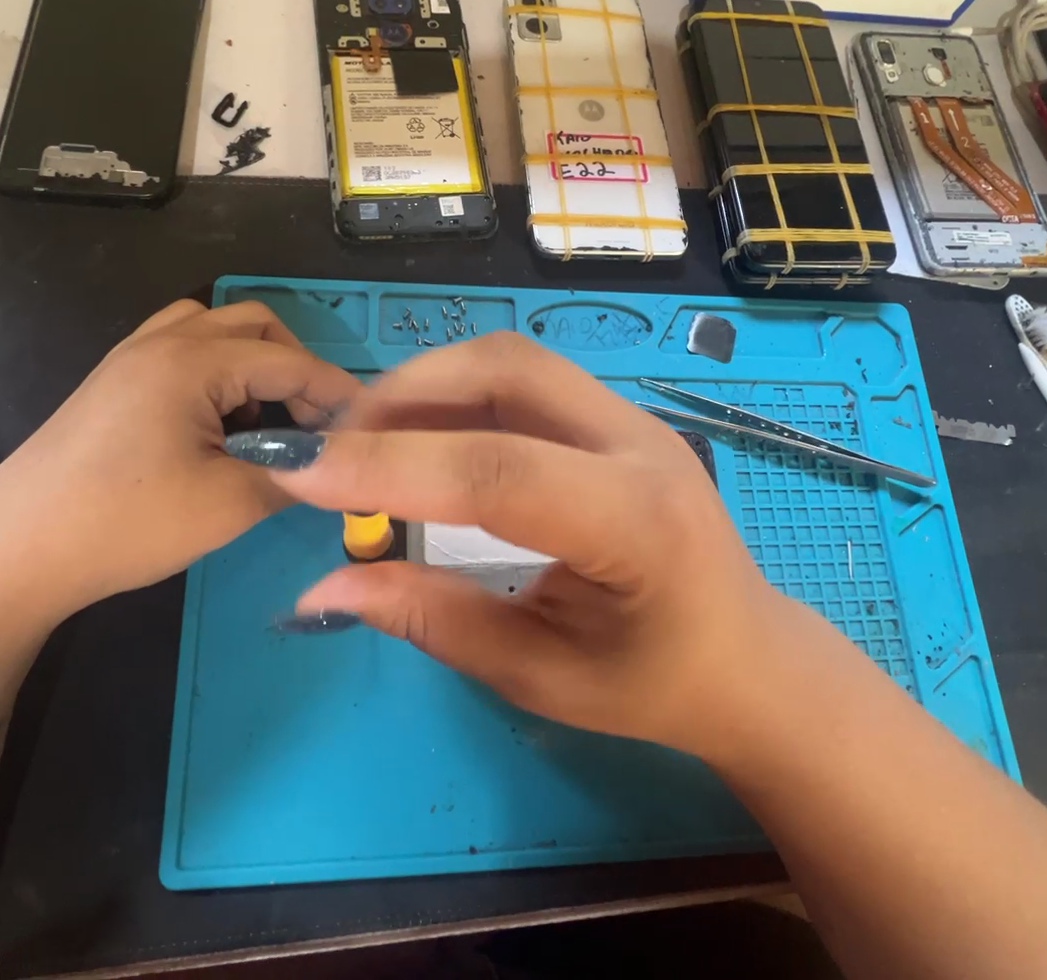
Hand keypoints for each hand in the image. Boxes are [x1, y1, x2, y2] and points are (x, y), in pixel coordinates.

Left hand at [0, 300, 359, 616]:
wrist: (18, 552)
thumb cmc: (126, 524)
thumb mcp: (228, 505)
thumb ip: (295, 476)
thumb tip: (335, 469)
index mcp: (192, 361)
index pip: (290, 362)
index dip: (338, 394)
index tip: (369, 429)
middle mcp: (161, 342)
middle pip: (255, 325)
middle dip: (298, 367)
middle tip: (316, 424)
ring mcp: (131, 358)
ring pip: (214, 330)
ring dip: (256, 363)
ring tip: (268, 421)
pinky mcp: (114, 383)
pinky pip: (183, 351)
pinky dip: (219, 372)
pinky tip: (220, 424)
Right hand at [250, 333, 829, 760]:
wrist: (748, 659)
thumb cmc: (654, 685)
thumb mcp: (539, 672)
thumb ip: (433, 619)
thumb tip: (325, 586)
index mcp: (636, 522)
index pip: (498, 472)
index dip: (389, 467)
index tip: (298, 476)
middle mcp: (640, 445)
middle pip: (505, 372)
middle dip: (402, 396)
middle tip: (334, 452)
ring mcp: (634, 420)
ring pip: (511, 361)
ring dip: (426, 387)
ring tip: (365, 443)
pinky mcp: (617, 418)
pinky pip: (524, 382)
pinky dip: (457, 398)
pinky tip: (421, 440)